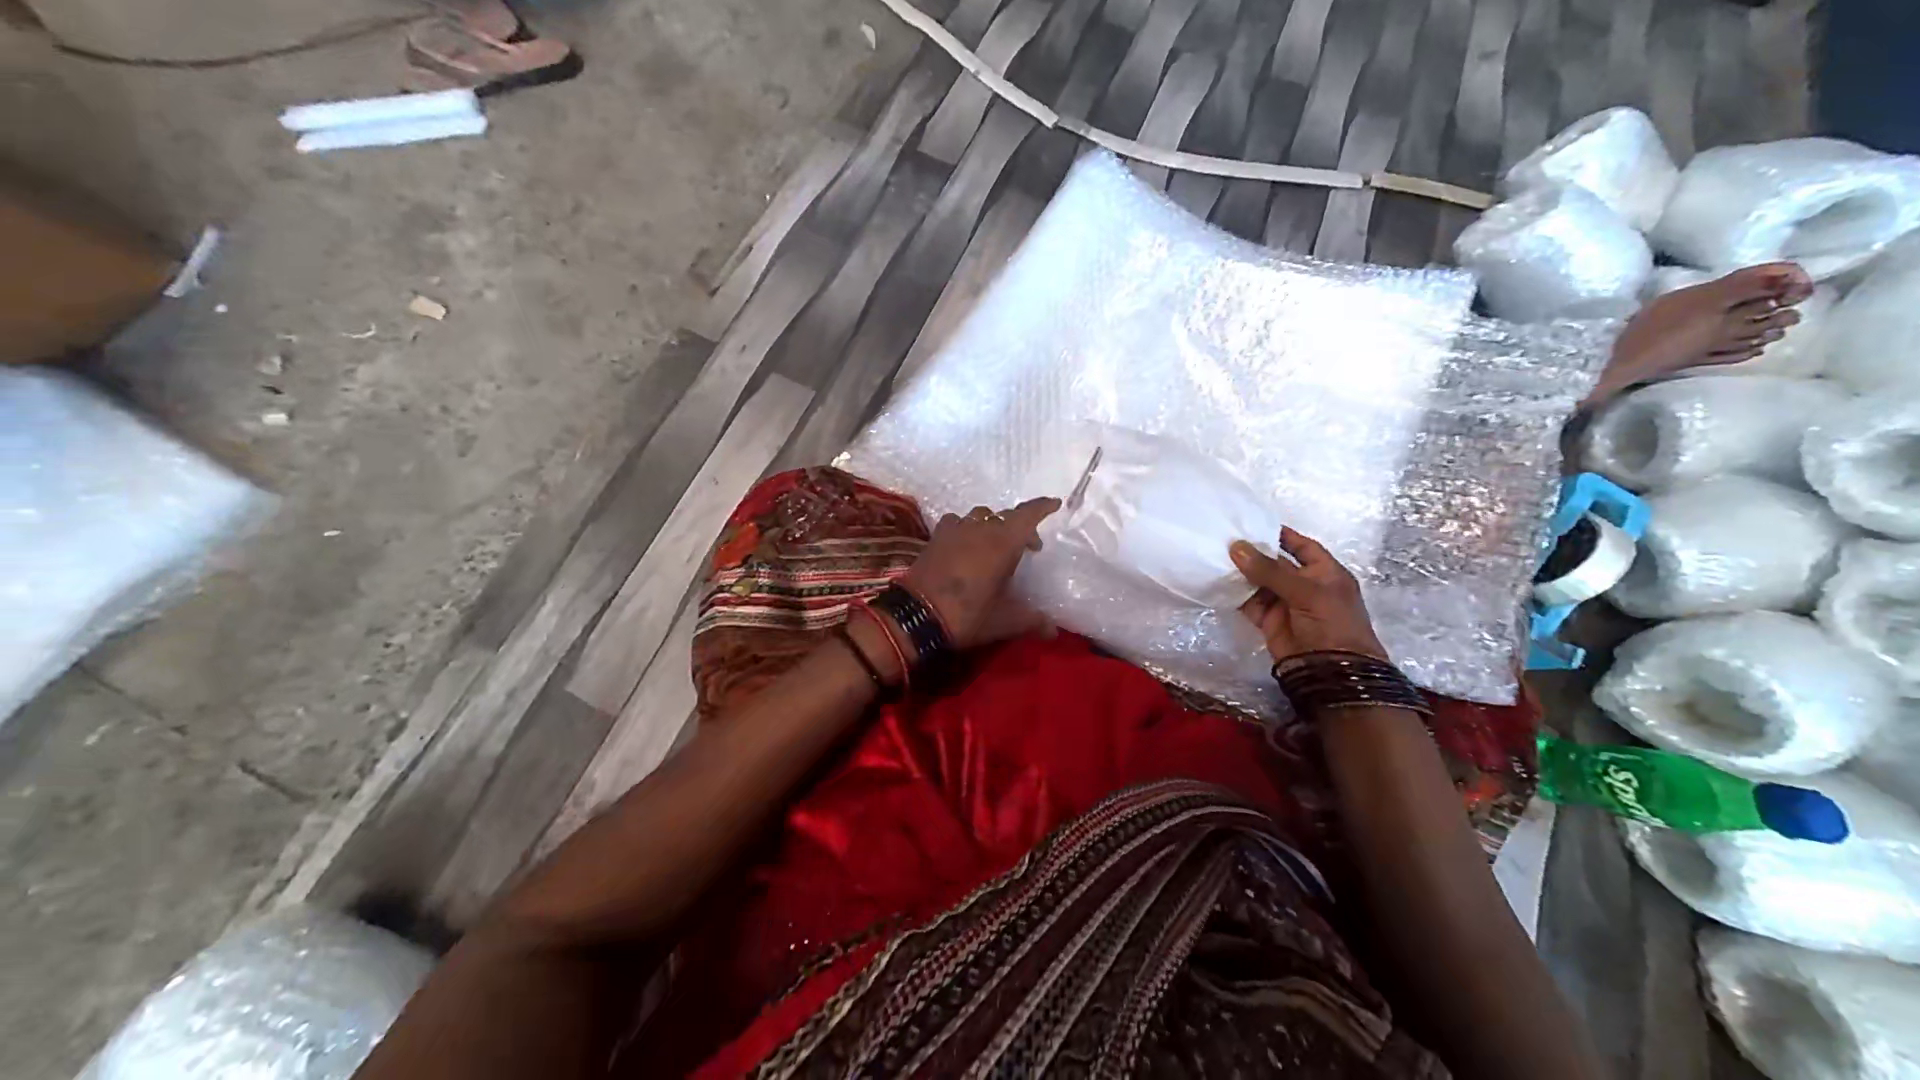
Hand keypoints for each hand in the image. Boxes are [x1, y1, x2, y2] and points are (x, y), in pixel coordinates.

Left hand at [902, 498, 1061, 648]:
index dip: (1042, 507)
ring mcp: (954, 530)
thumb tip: (1053, 630)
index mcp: (1002, 542)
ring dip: (993, 525)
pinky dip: (967, 528)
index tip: (1054, 504)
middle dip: (1021, 526)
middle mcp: (979, 529)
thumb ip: (1031, 620)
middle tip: (1029, 547)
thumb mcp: (1004, 621)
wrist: (915, 616)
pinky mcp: (935, 538)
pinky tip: (966, 544)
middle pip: (1005, 516)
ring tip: (997, 544)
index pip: (1027, 515)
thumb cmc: (966, 615)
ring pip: (980, 516)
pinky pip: (956, 523)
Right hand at [1230, 527, 1387, 663]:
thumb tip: (1236, 547)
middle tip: (1224, 537)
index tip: (1255, 523)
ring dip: (1240, 572)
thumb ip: (1269, 570)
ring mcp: (1286, 603)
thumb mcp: (1306, 591)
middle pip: (1276, 563)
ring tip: (1215, 556)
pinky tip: (1216, 581)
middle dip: (1254, 552)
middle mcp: (1305, 585)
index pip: (1303, 546)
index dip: (1282, 535)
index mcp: (1325, 573)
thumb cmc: (1331, 623)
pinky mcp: (1269, 620)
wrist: (1331, 670)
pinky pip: (1249, 602)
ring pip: (1259, 582)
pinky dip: (1234, 594)